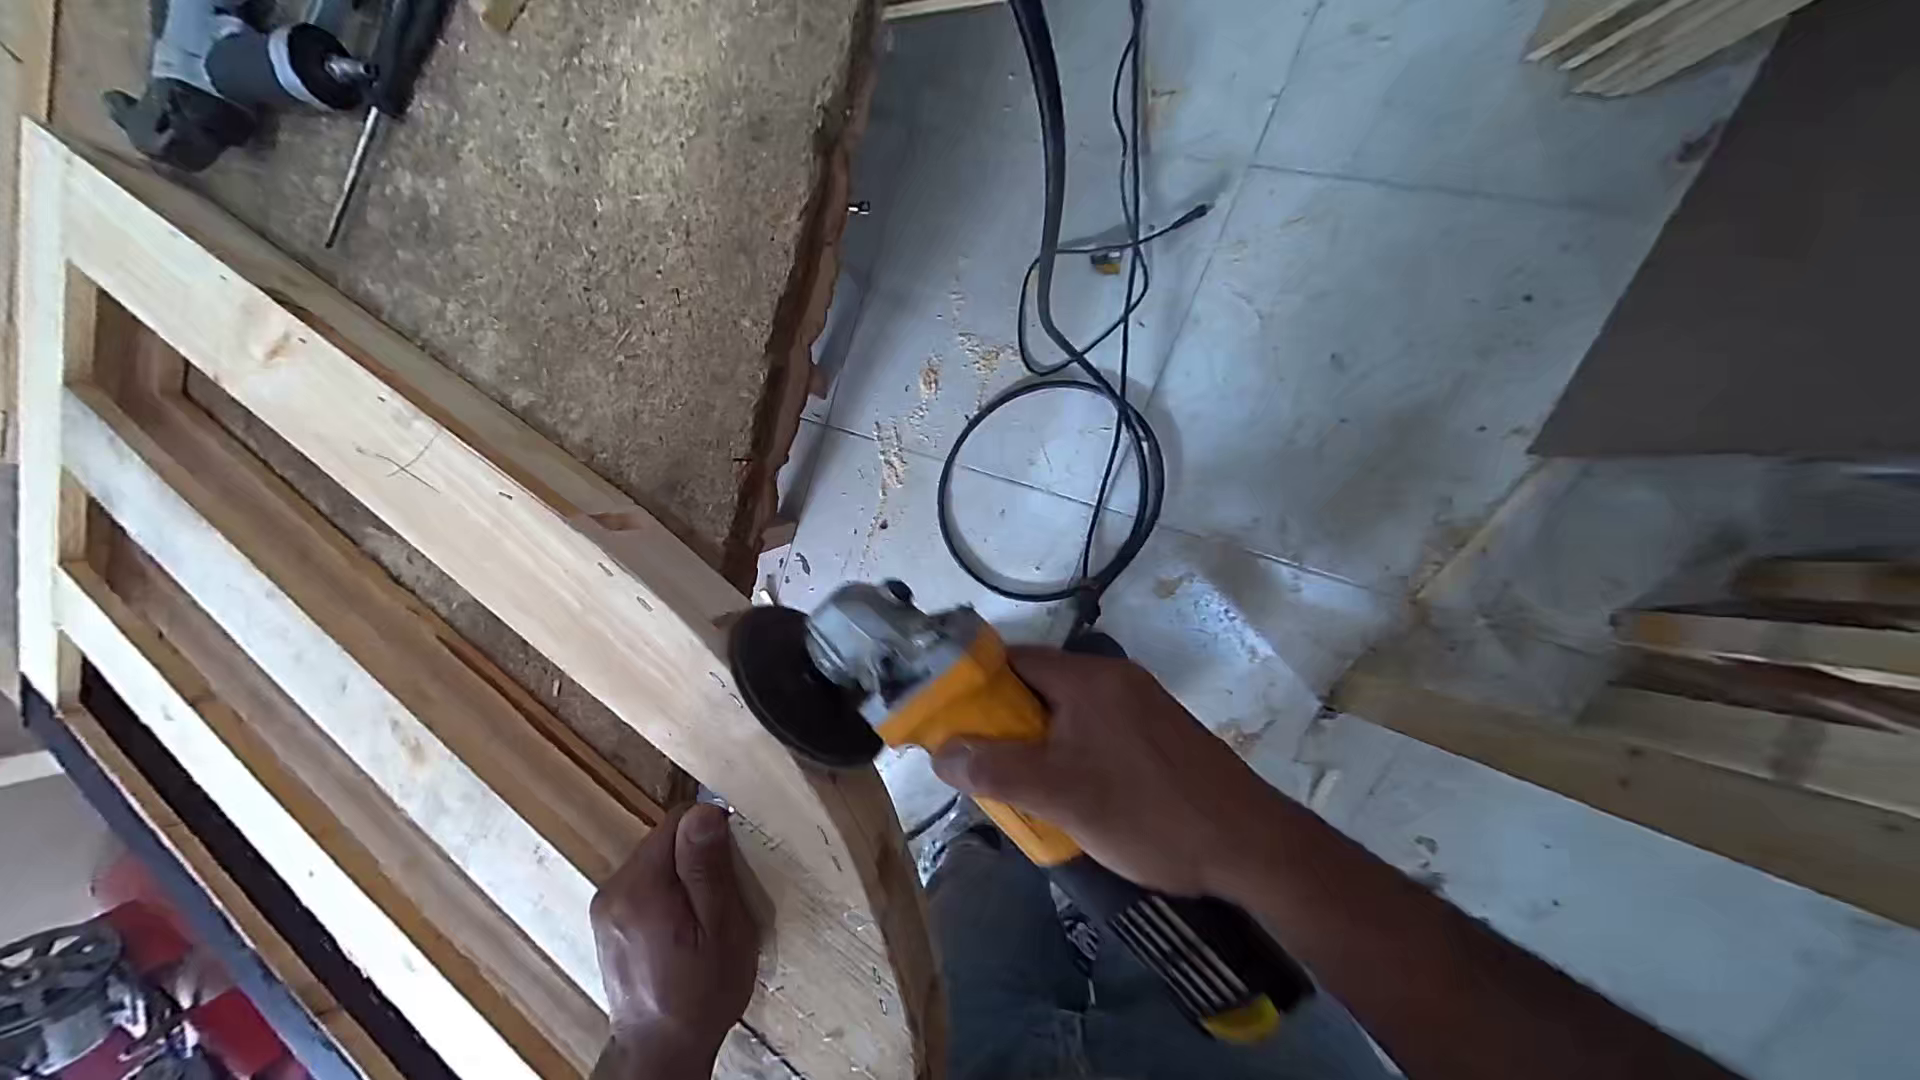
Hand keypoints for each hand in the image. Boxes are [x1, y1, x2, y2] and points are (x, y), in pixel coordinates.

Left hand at [589, 803, 757, 1079]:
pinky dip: (670, 888)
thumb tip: (705, 810)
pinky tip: (684, 921)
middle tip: (722, 893)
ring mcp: (606, 905)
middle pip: (666, 837)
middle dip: (698, 854)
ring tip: (705, 911)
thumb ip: (708, 868)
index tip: (731, 862)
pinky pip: (646, 880)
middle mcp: (614, 889)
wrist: (661, 1053)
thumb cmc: (703, 993)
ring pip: (658, 857)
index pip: (678, 819)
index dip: (712, 830)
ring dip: (685, 871)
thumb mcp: (722, 928)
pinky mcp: (608, 919)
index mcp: (640, 887)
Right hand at [931, 646, 1293, 897]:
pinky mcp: (1158, 733)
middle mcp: (1115, 679)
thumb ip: (994, 771)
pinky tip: (1074, 792)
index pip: (1014, 660)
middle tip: (987, 764)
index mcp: (1089, 678)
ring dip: (1040, 742)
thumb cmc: (1147, 812)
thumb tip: (941, 753)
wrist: (1251, 847)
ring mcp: (1142, 704)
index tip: (955, 723)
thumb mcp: (1060, 795)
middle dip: (1007, 723)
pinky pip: (1097, 729)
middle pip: (1040, 686)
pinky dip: (1073, 751)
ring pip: (1068, 712)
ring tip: (1025, 785)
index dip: (976, 687)